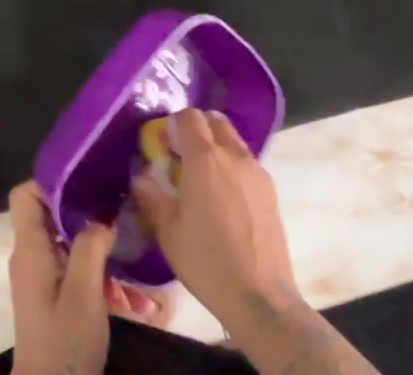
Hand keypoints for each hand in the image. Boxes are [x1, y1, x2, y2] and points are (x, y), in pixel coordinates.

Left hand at [8, 182, 113, 374]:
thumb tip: (102, 217)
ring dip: (90, 236)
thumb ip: (90, 248)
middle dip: (80, 206)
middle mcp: (29, 256)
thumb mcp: (84, 294)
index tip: (86, 182)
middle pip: (47, 212)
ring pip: (62, 237)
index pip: (25, 194)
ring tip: (123, 232)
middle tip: (114, 202)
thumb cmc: (64, 342)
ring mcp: (39, 275)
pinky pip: (68, 261)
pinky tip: (120, 270)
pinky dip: (91, 260)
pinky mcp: (51, 293)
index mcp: (29, 249)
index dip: (52, 182)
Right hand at [132, 109, 300, 328]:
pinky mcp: (271, 191)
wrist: (259, 296)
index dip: (173, 123)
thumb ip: (151, 196)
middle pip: (215, 121)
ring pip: (234, 142)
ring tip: (202, 181)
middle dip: (197, 129)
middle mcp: (235, 156)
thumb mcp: (168, 230)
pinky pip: (247, 164)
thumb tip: (141, 178)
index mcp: (206, 159)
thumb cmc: (206, 260)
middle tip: (182, 156)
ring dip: (216, 148)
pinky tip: (224, 200)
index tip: (163, 145)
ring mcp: (257, 172)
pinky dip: (232, 167)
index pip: (190, 116)